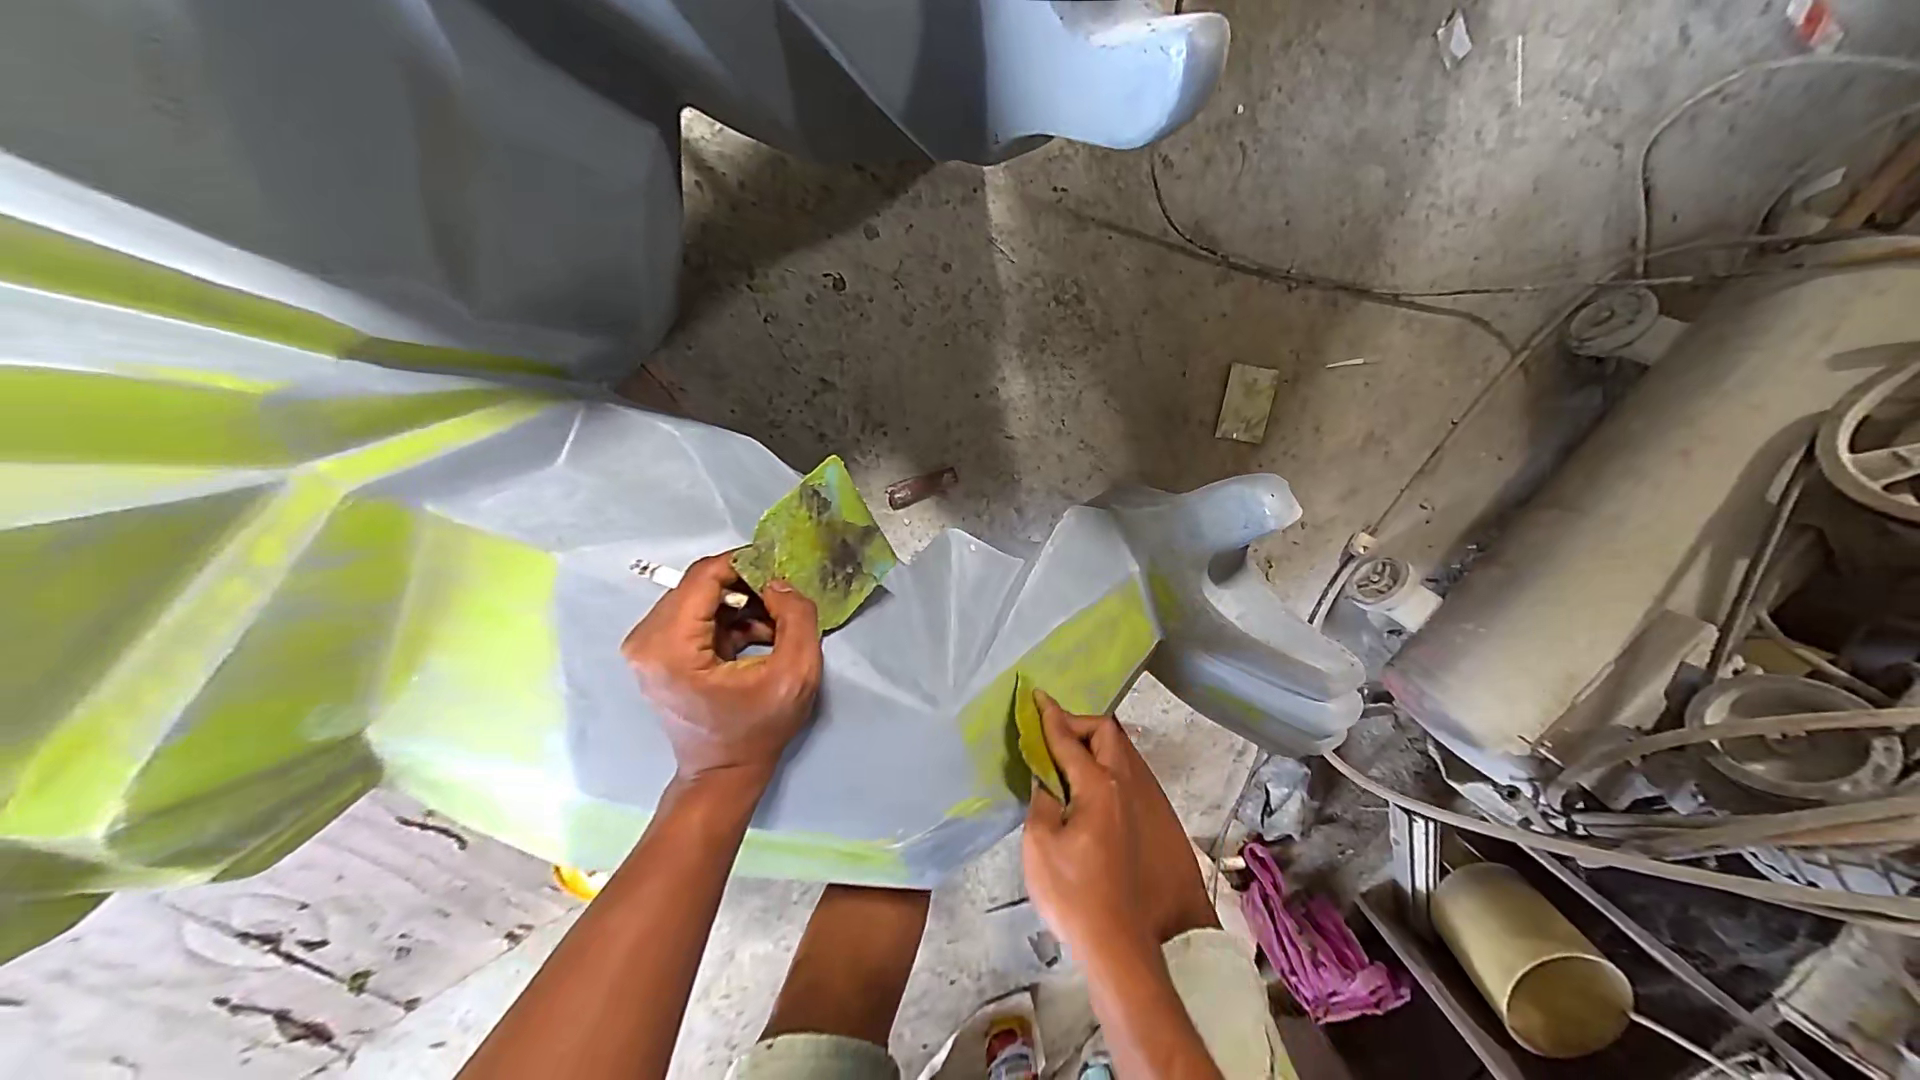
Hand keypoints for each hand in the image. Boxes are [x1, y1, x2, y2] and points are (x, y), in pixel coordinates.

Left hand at [622, 553, 822, 782]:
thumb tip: (779, 583)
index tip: (782, 571)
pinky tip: (760, 636)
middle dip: (747, 585)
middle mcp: (646, 640)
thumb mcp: (796, 674)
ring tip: (776, 625)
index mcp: (670, 647)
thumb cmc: (758, 730)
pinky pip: (696, 614)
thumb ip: (797, 618)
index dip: (747, 564)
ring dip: (741, 602)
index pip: (705, 576)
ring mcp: (647, 646)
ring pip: (700, 596)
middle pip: (701, 584)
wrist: (724, 773)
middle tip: (783, 601)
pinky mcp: (657, 651)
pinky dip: (730, 617)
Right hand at [1021, 692, 1218, 954]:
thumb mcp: (1040, 843)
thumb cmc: (1073, 892)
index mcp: (1099, 786)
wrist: (1117, 941)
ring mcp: (1135, 804)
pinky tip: (1078, 784)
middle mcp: (1122, 786)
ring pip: (1117, 754)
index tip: (1036, 697)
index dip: (1050, 717)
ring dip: (1090, 744)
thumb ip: (1042, 798)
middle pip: (1106, 734)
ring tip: (1060, 755)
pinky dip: (1098, 765)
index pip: (1069, 740)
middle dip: (1077, 724)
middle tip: (1049, 733)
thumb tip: (1045, 776)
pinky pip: (1118, 775)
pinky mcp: (1137, 823)